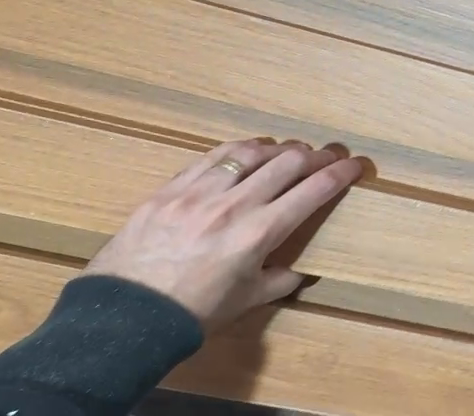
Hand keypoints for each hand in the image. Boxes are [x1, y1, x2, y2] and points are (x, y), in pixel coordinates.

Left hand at [83, 138, 362, 331]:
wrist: (117, 324)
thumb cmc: (190, 315)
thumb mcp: (246, 301)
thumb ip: (281, 279)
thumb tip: (303, 270)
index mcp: (259, 233)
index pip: (316, 189)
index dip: (343, 172)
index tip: (356, 165)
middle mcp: (234, 206)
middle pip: (291, 161)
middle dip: (317, 155)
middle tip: (327, 156)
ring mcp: (198, 195)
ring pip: (252, 152)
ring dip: (279, 149)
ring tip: (287, 153)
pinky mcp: (168, 191)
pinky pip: (212, 157)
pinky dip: (239, 150)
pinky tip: (246, 154)